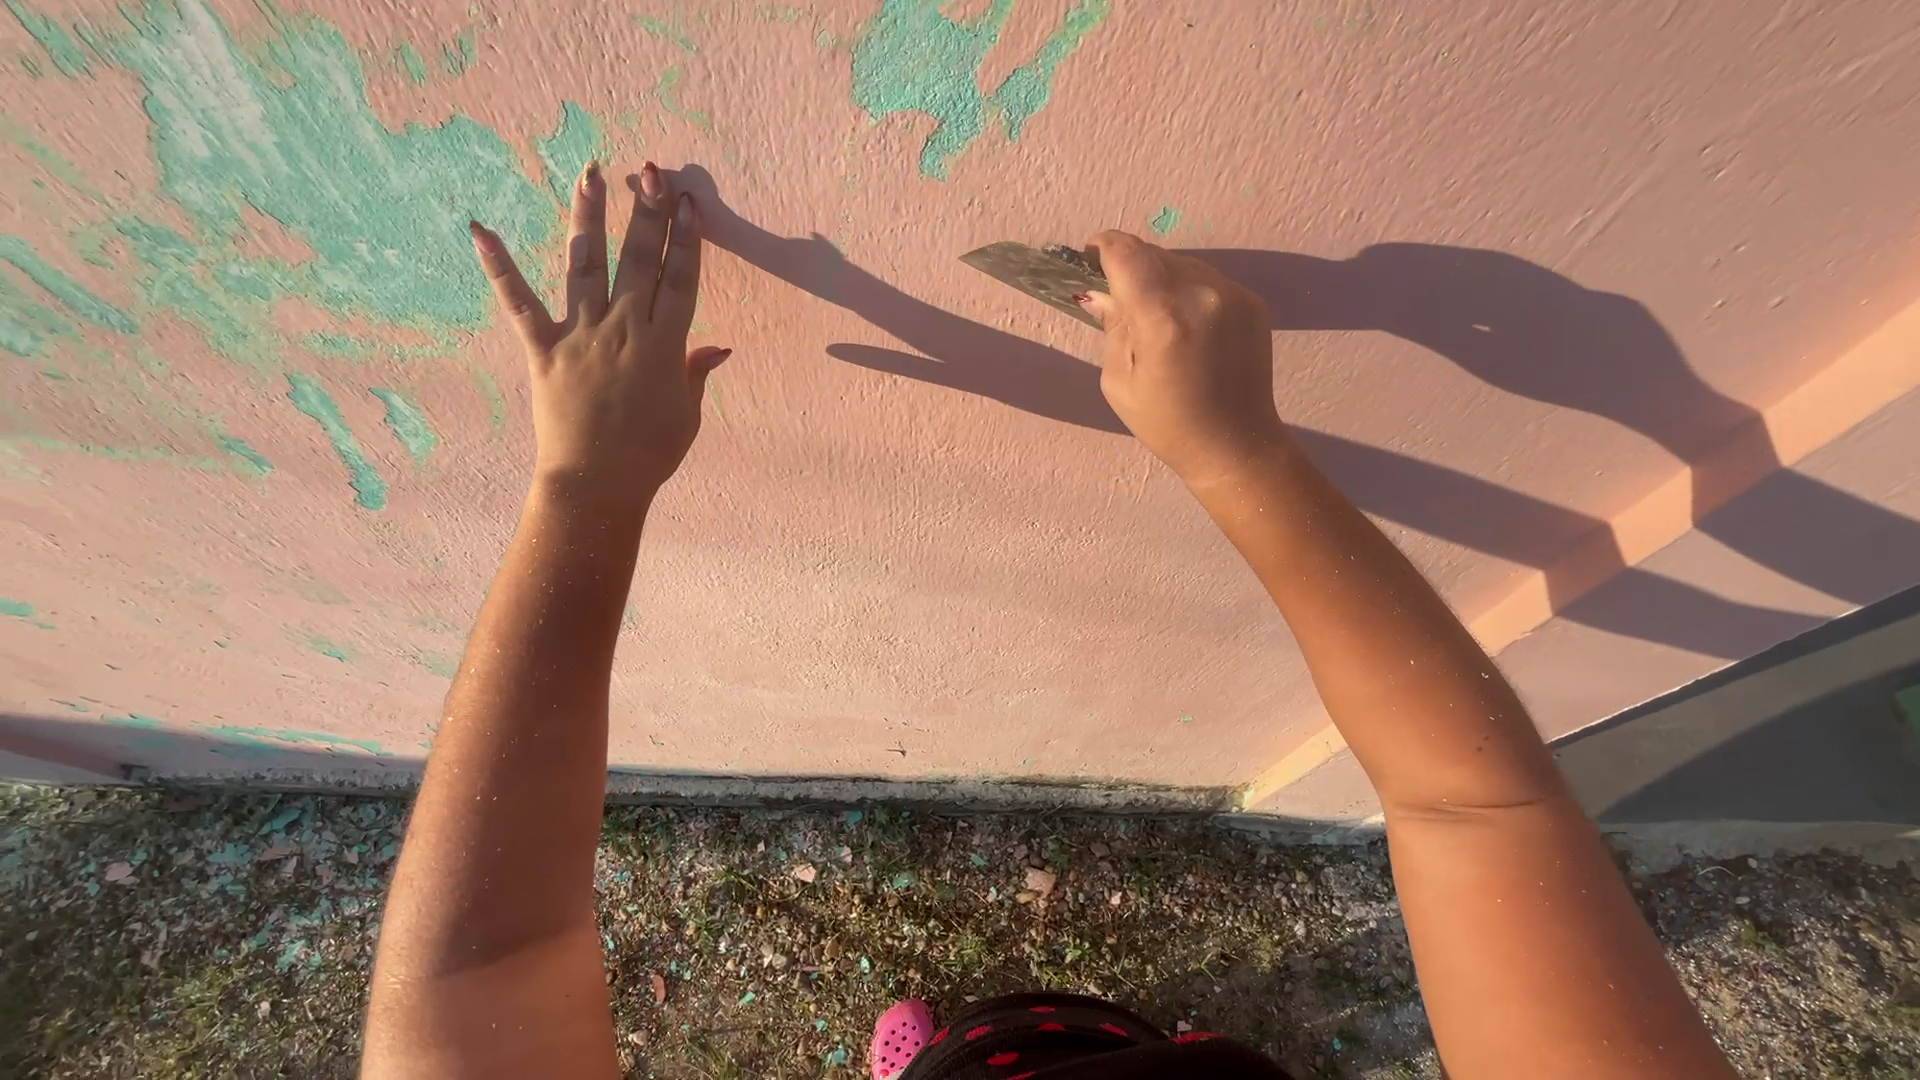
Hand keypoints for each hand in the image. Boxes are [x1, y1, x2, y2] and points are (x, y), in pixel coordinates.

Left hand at [470, 162, 728, 503]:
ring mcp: (580, 335)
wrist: (597, 483)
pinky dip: (498, 267)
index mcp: (663, 346)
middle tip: (652, 171)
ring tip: (591, 175)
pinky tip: (479, 229)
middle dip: (648, 214)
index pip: (680, 282)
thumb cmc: (650, 454)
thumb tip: (718, 347)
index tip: (689, 204)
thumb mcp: (687, 416)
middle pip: (639, 262)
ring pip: (585, 266)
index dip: (686, 241)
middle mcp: (623, 329)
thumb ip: (696, 373)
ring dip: (590, 219)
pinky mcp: (542, 349)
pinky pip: (518, 303)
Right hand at [1080, 231, 1285, 483]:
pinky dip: (1187, 291)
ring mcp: (1231, 294)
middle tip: (1118, 295)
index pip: (1126, 254)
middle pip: (1153, 254)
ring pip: (1182, 264)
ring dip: (1160, 277)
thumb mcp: (1119, 382)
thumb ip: (1113, 327)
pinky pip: (1207, 280)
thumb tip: (1104, 292)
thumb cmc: (1166, 424)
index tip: (1090, 255)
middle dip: (1130, 266)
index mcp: (1162, 318)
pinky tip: (1185, 327)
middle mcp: (1201, 294)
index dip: (1103, 247)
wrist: (1235, 444)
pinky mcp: (1250, 301)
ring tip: (1154, 316)